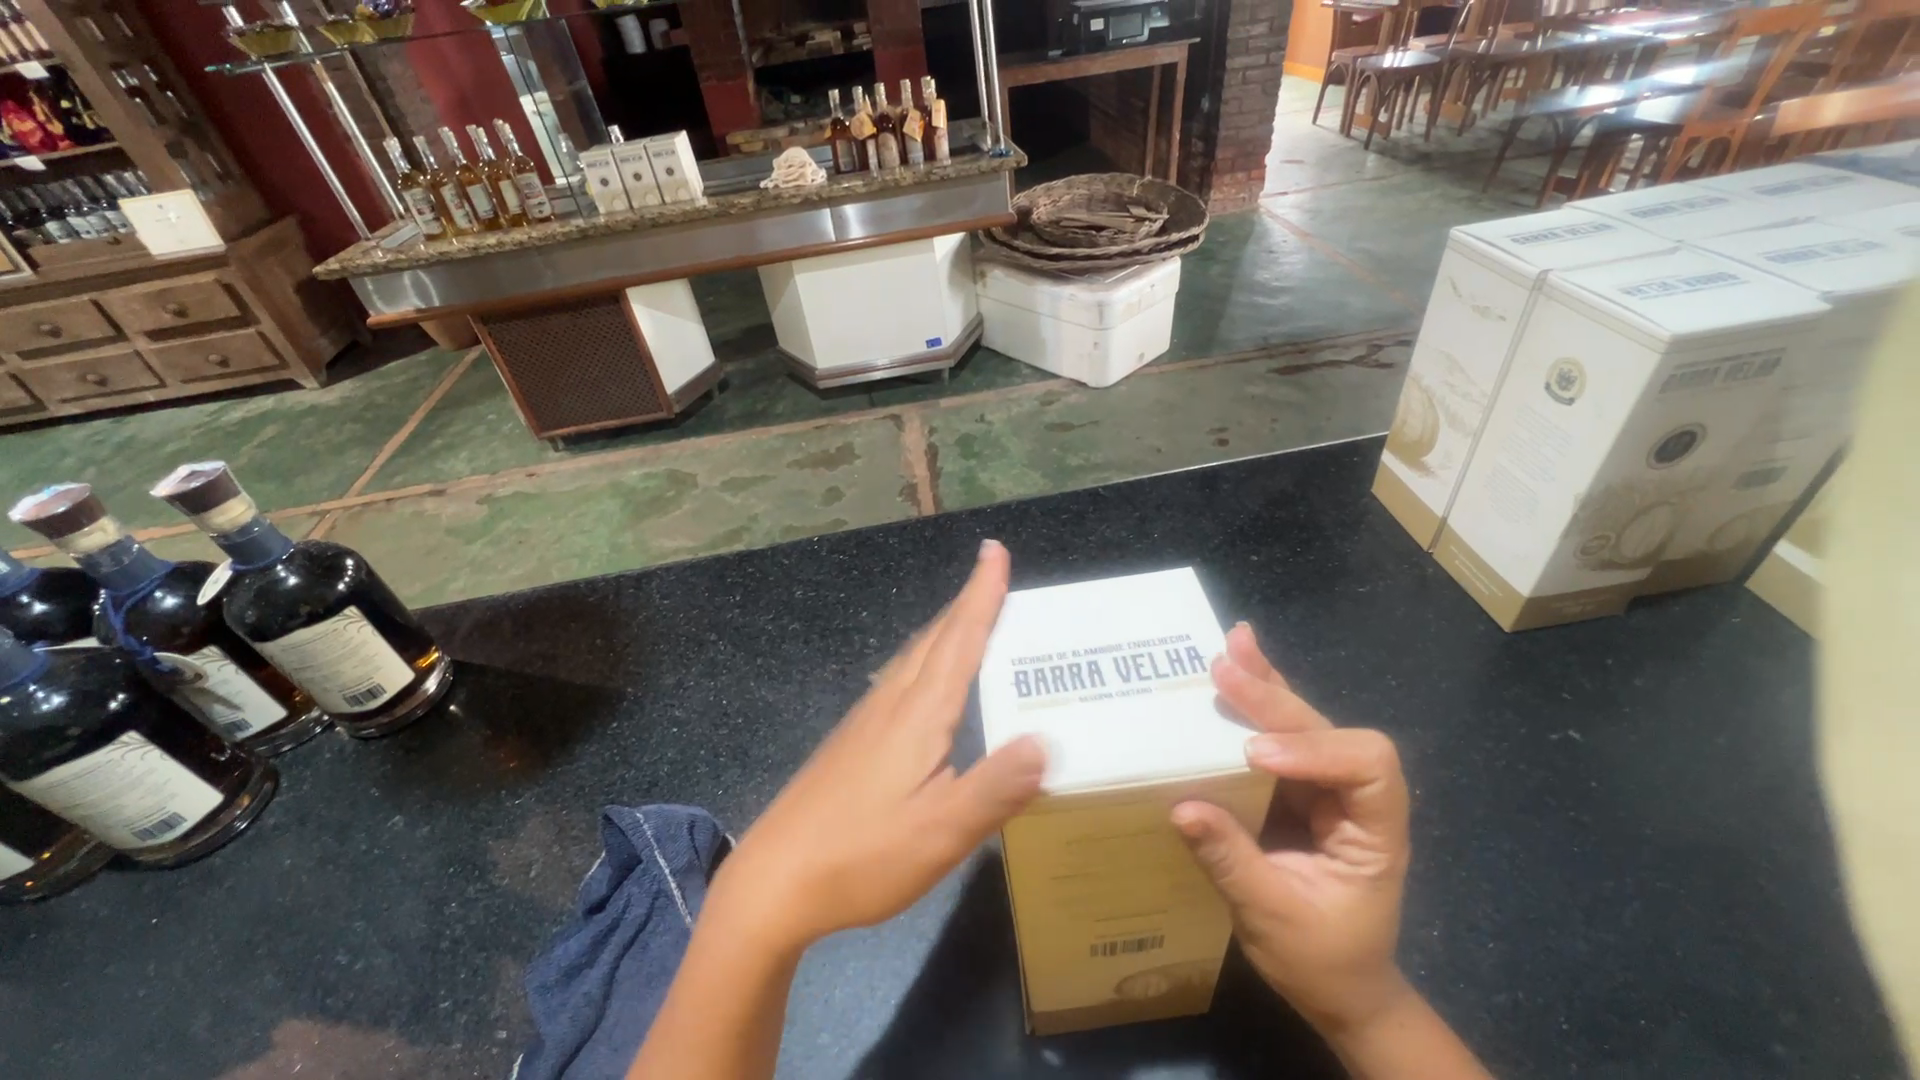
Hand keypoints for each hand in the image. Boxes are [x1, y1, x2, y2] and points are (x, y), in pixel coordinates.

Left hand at [706, 539, 1046, 955]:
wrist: (773, 883)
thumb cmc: (861, 857)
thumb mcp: (941, 832)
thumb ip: (995, 787)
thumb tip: (1048, 740)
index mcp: (918, 717)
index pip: (959, 642)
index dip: (981, 596)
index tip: (995, 551)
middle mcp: (889, 707)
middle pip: (933, 641)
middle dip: (965, 604)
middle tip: (993, 575)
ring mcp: (863, 725)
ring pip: (911, 660)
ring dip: (944, 632)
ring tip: (967, 620)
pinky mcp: (850, 746)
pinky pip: (897, 683)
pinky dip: (923, 664)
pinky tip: (922, 686)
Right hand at [1171, 623, 1411, 1033]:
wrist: (1340, 987)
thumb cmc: (1322, 960)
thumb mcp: (1273, 916)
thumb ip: (1231, 859)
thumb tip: (1182, 807)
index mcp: (1375, 832)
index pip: (1367, 767)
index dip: (1315, 751)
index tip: (1255, 756)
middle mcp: (1354, 798)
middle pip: (1326, 731)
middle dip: (1275, 701)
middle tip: (1227, 669)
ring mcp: (1324, 791)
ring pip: (1301, 725)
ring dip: (1266, 687)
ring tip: (1234, 646)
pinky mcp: (1294, 791)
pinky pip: (1278, 741)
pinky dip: (1256, 706)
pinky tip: (1241, 668)